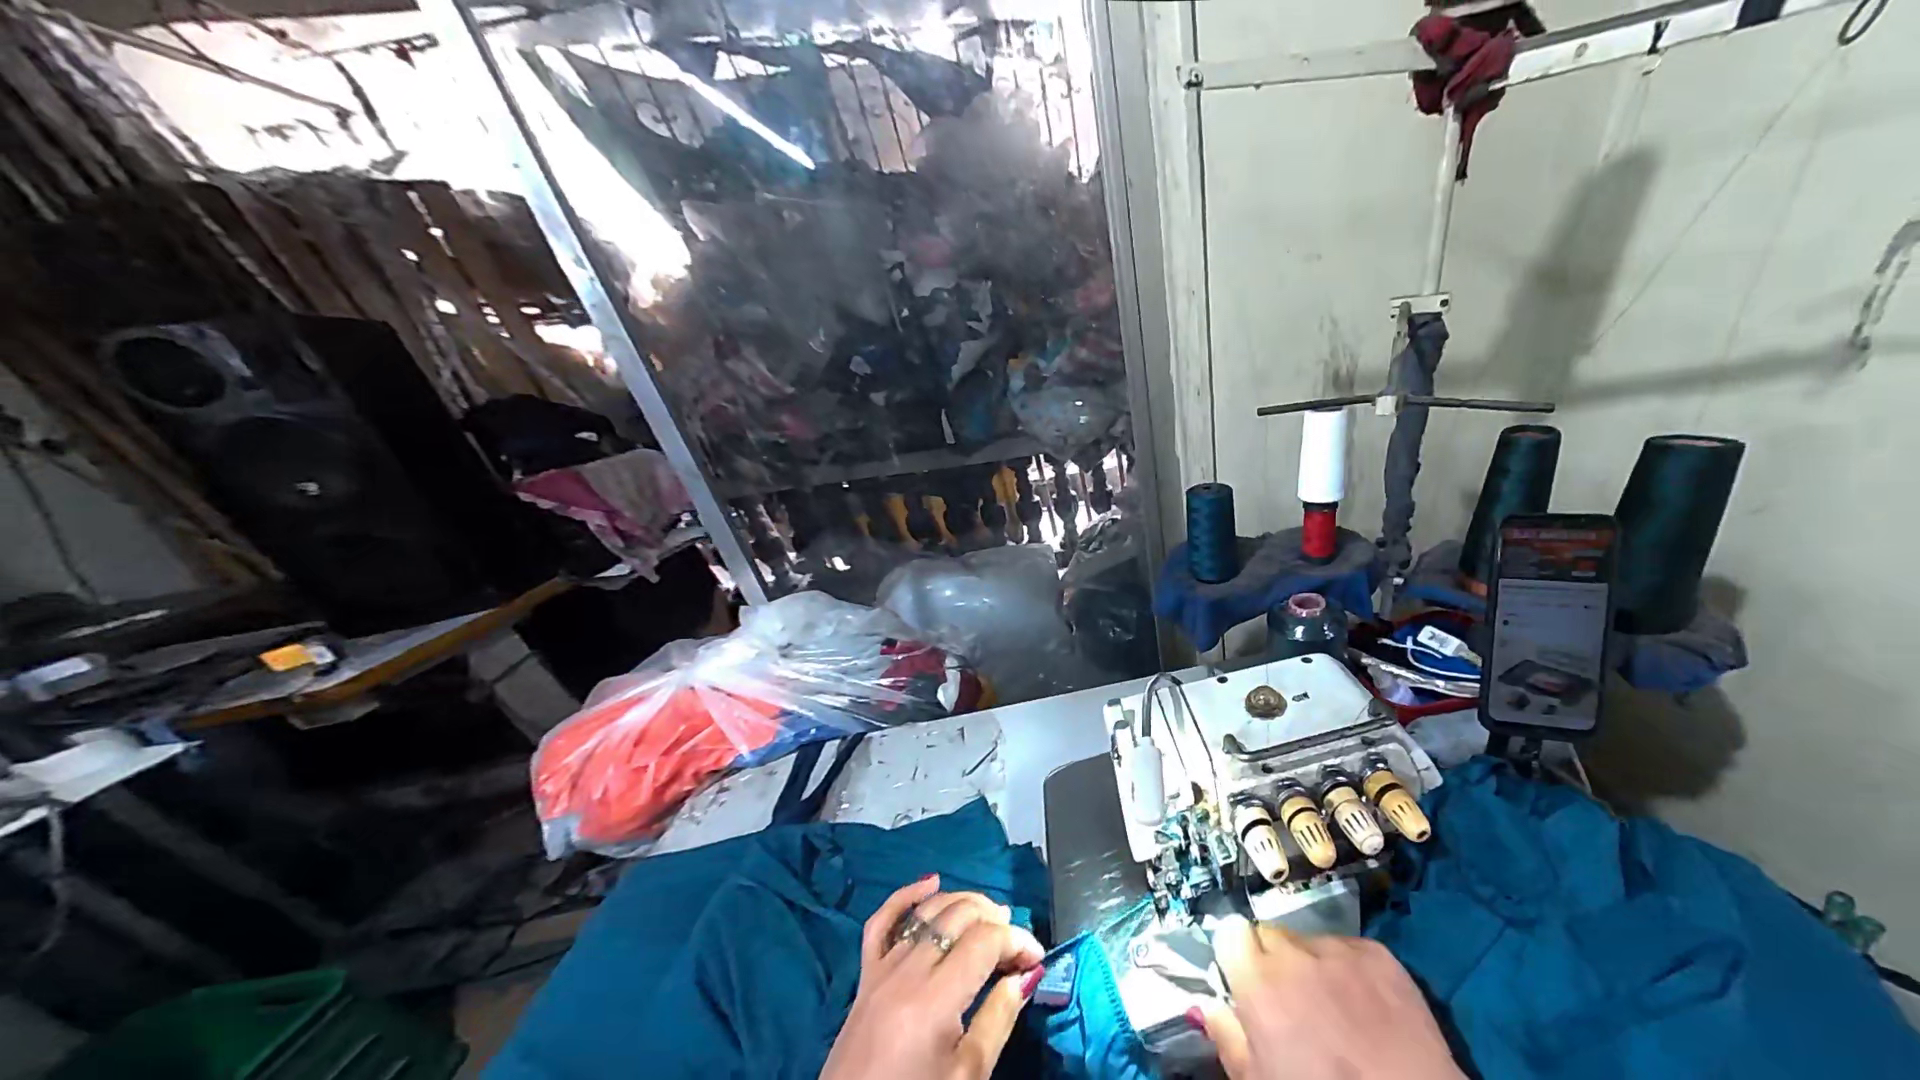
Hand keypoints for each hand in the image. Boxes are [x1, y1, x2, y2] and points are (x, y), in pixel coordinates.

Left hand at [821, 875, 1045, 1079]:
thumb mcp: (967, 1076)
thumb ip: (997, 1020)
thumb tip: (1024, 976)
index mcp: (934, 999)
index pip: (984, 942)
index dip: (1017, 941)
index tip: (1037, 958)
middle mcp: (907, 971)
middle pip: (958, 917)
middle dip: (995, 920)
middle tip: (1017, 942)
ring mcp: (882, 967)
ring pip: (927, 912)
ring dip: (963, 904)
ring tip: (992, 915)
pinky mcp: (865, 973)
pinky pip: (882, 921)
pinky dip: (906, 896)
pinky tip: (931, 882)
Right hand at [1192, 917, 1463, 1079]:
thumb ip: (1227, 1037)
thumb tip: (1208, 1005)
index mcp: (1257, 981)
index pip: (1229, 931)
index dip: (1236, 956)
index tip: (1246, 981)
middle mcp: (1294, 954)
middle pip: (1268, 934)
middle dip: (1273, 961)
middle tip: (1290, 1002)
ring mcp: (1340, 950)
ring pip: (1308, 941)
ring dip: (1311, 964)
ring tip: (1332, 1006)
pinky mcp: (1380, 955)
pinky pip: (1348, 947)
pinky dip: (1348, 968)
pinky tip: (1363, 1004)